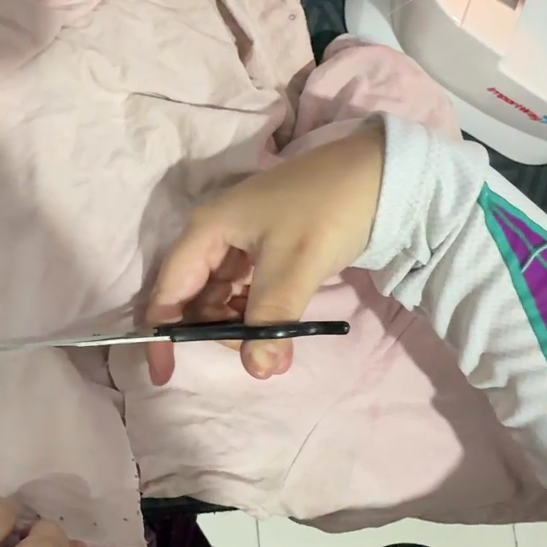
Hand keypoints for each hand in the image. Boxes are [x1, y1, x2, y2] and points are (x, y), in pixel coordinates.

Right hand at [146, 124, 384, 384]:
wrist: (385, 170)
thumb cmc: (328, 208)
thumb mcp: (295, 265)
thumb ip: (270, 320)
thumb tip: (259, 372)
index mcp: (205, 232)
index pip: (168, 292)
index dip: (161, 336)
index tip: (164, 376)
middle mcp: (212, 238)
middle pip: (192, 299)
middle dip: (214, 331)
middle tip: (256, 350)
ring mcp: (237, 244)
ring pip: (219, 299)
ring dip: (239, 326)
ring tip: (276, 342)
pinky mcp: (262, 250)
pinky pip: (243, 292)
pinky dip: (256, 314)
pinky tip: (279, 327)